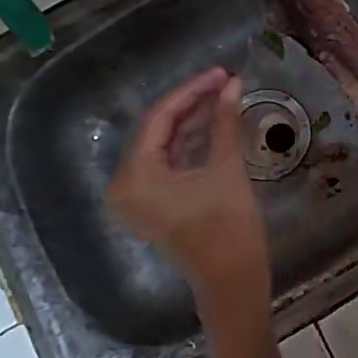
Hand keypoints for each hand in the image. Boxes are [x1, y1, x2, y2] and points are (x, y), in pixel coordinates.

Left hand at [108, 67, 269, 312]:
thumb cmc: (229, 229)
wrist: (233, 285)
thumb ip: (224, 122)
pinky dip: (187, 145)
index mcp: (135, 176)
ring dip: (191, 123)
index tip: (220, 72)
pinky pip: (165, 164)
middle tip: (224, 82)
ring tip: (222, 97)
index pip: (159, 119)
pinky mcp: (150, 204)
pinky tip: (212, 123)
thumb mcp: (226, 169)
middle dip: (192, 105)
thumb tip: (232, 84)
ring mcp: (135, 196)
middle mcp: (125, 184)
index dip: (192, 91)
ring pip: (163, 146)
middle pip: (158, 131)